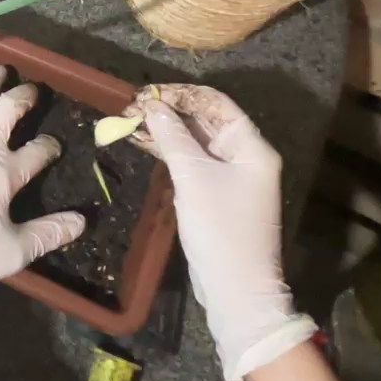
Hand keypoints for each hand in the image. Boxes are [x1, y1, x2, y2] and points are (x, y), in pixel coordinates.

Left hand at [0, 62, 86, 300]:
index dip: (49, 146)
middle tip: (31, 89)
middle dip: (23, 97)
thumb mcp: (13, 250)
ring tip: (0, 69)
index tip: (54, 144)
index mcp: (5, 174)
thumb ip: (48, 233)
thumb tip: (83, 221)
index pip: (37, 153)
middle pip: (7, 112)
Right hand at [140, 88, 315, 380]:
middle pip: (204, 120)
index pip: (215, 103)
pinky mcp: (215, 193)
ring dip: (165, 130)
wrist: (235, 288)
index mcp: (250, 147)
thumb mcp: (192, 177)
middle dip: (169, 110)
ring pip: (194, 140)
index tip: (146, 93)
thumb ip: (171, 137)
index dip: (180, 94)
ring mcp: (230, 175)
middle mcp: (244, 156)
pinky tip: (143, 143)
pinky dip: (169, 150)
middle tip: (131, 107)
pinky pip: (191, 160)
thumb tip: (152, 107)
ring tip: (130, 122)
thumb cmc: (220, 228)